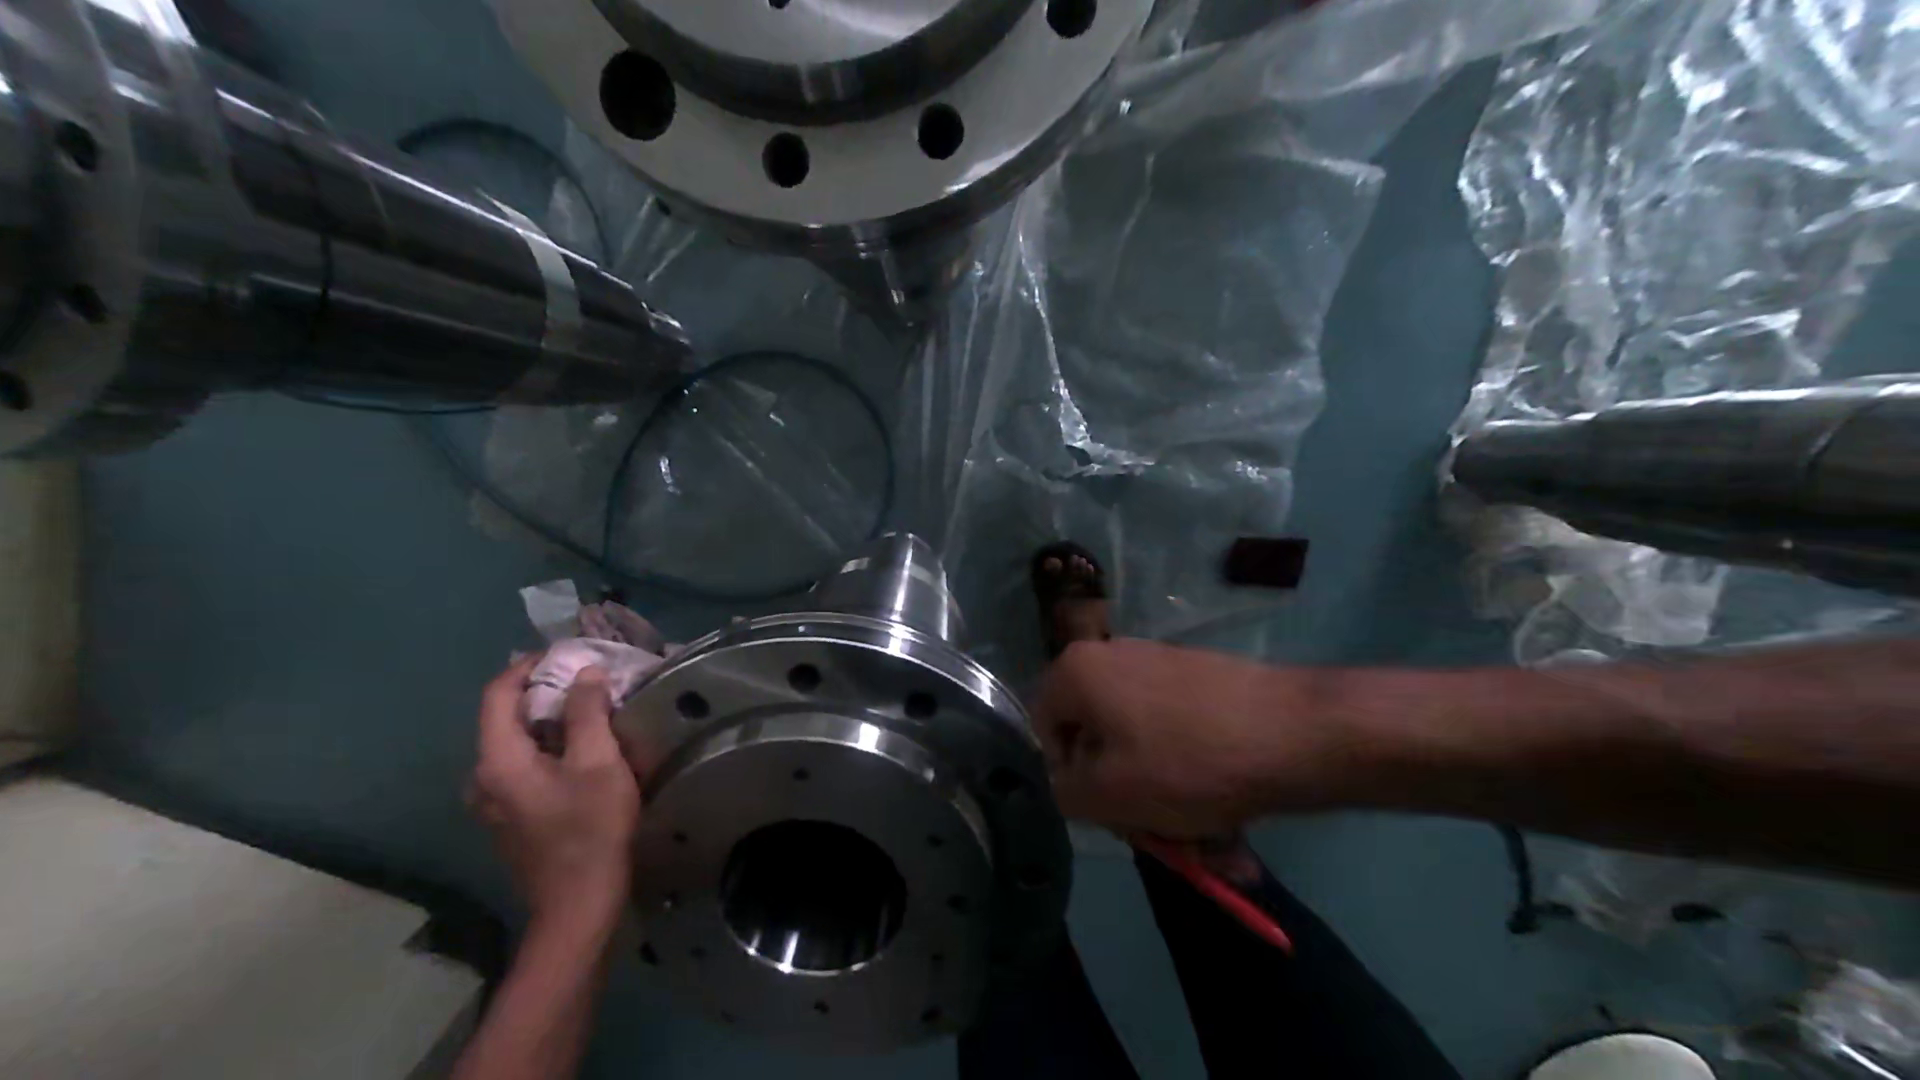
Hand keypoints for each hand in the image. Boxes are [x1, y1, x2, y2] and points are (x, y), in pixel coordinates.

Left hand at [470, 655, 641, 929]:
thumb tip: (584, 673)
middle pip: (504, 719)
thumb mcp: (598, 763)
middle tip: (586, 681)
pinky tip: (581, 754)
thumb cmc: (591, 828)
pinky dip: (547, 748)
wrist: (580, 904)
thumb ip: (588, 713)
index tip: (563, 654)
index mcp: (497, 761)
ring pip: (515, 745)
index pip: (497, 695)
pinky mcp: (510, 820)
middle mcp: (483, 779)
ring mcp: (492, 804)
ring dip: (548, 722)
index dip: (526, 667)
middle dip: (543, 693)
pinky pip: (521, 768)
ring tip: (590, 713)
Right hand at [1032, 640, 1353, 837]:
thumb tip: (1066, 783)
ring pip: (1145, 750)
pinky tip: (1230, 826)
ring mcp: (1160, 666)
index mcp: (1077, 670)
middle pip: (1100, 744)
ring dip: (1169, 803)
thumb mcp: (1107, 795)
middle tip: (1166, 842)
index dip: (1071, 783)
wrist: (1298, 732)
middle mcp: (1112, 657)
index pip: (1046, 735)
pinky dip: (1195, 781)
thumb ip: (1062, 793)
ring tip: (1213, 847)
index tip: (1111, 815)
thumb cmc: (1187, 762)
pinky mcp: (1201, 682)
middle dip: (1130, 800)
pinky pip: (1180, 739)